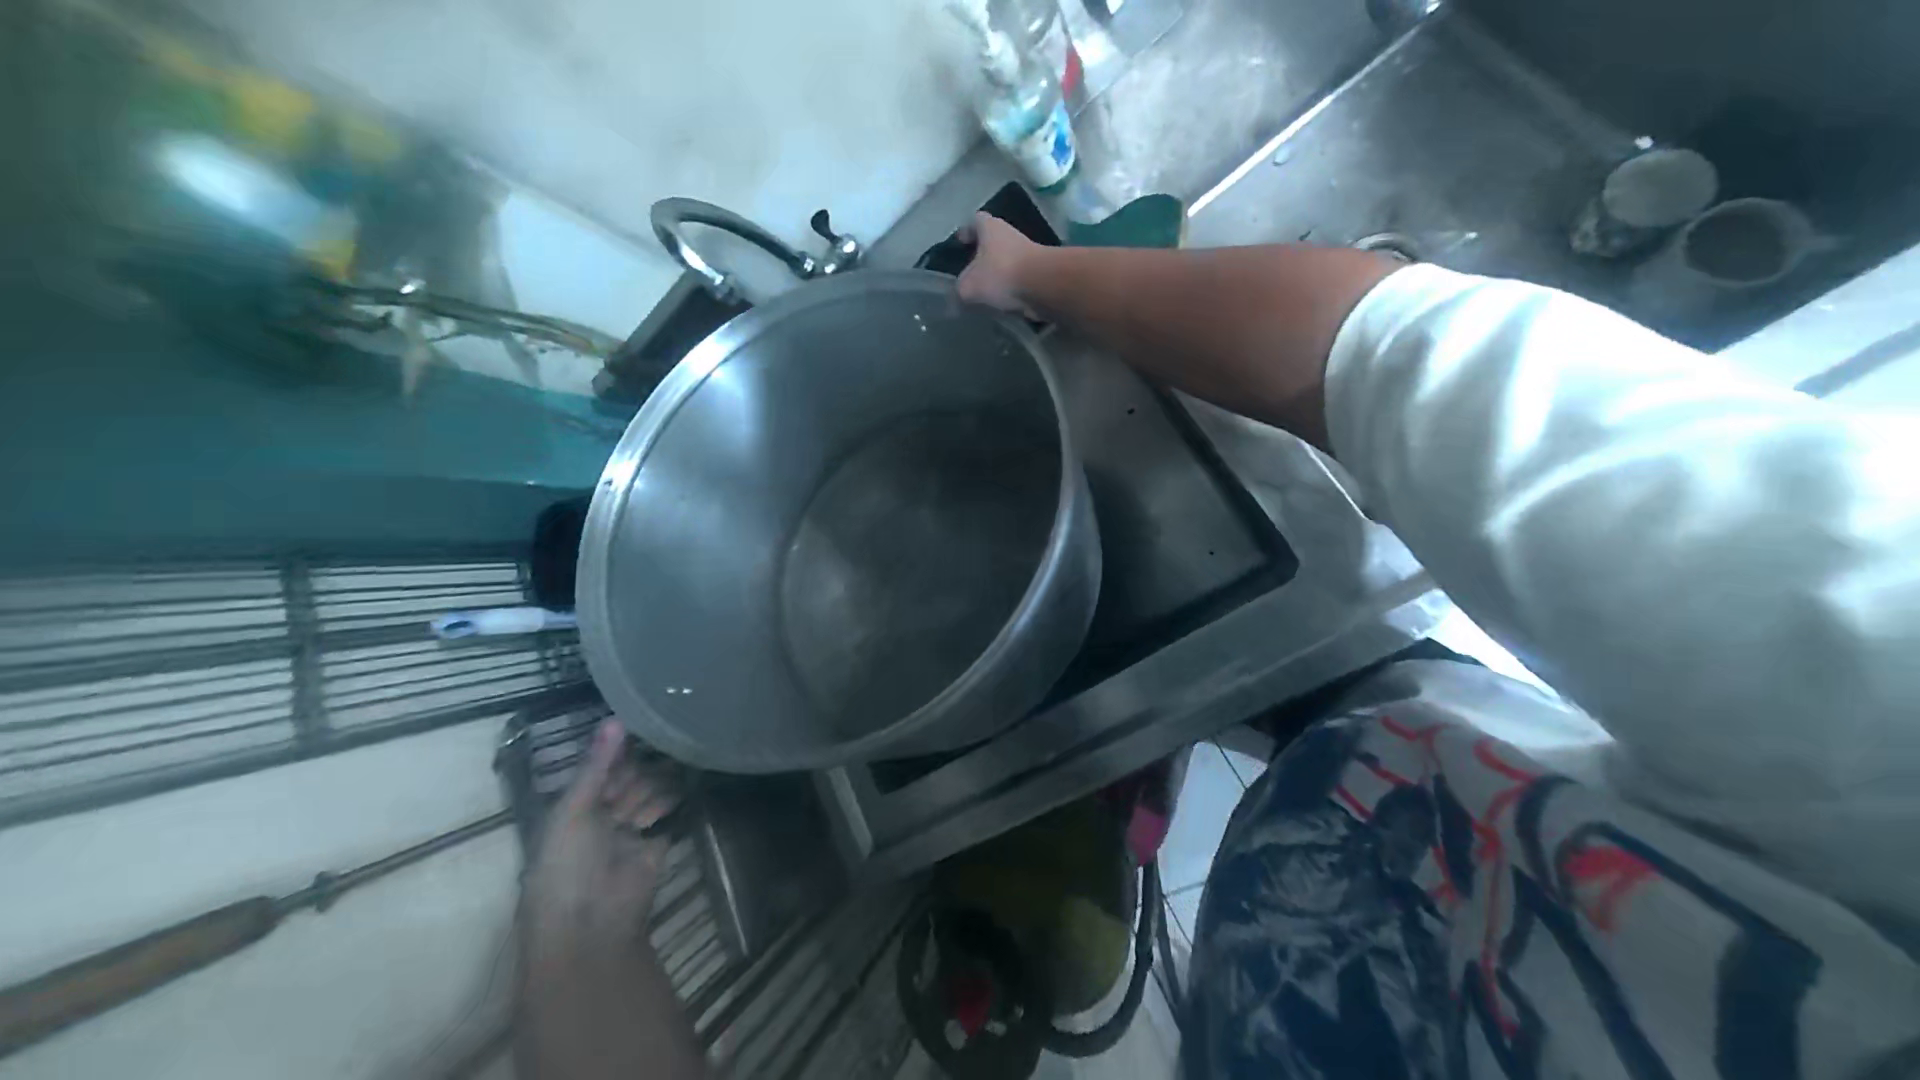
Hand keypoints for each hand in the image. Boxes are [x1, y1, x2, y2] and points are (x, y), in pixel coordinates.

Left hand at [523, 720, 678, 951]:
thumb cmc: (567, 864)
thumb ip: (598, 765)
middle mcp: (600, 819)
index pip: (598, 771)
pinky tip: (690, 777)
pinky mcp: (655, 846)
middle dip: (642, 763)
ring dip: (660, 779)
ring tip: (682, 750)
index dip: (615, 750)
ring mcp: (628, 833)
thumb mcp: (574, 809)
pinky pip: (667, 815)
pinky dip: (675, 799)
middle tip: (668, 732)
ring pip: (647, 796)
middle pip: (625, 782)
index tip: (641, 719)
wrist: (590, 924)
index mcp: (571, 810)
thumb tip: (616, 717)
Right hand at [956, 212, 1044, 316]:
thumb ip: (958, 292)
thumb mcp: (968, 287)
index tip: (959, 243)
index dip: (966, 231)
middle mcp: (1009, 235)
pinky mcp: (1038, 273)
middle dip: (980, 257)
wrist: (1044, 287)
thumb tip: (954, 302)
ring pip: (1005, 262)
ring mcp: (1027, 254)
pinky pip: (1017, 280)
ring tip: (982, 293)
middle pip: (991, 242)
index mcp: (990, 228)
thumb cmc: (1001, 275)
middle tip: (968, 273)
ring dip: (995, 275)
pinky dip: (1008, 290)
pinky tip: (999, 305)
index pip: (975, 221)